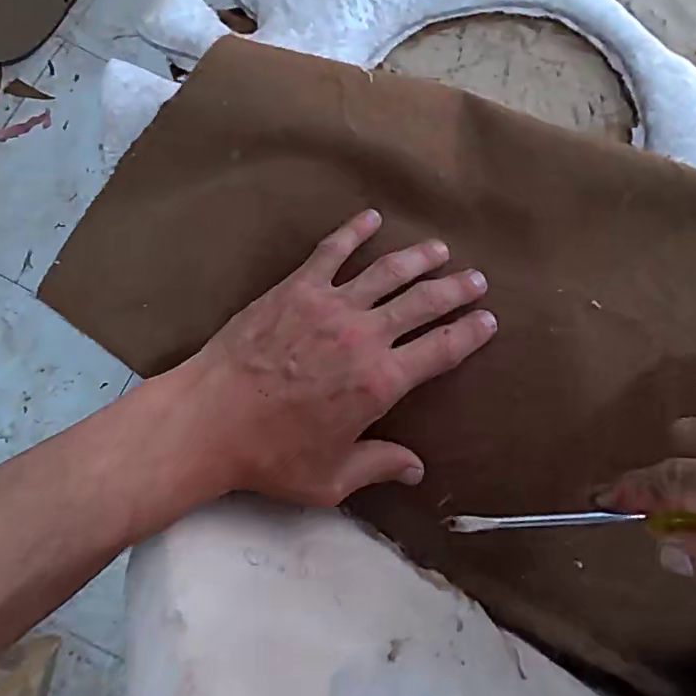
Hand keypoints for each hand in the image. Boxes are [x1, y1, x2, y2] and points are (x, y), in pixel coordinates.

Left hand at [164, 209, 496, 507]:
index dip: (471, 332)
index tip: (489, 319)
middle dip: (457, 288)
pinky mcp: (298, 288)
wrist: (206, 422)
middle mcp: (365, 336)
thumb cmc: (269, 455)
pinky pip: (332, 252)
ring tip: (440, 249)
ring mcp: (332, 305)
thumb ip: (379, 466)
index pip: (442, 349)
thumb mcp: (330, 478)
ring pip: (388, 272)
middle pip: (425, 302)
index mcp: (380, 381)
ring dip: (420, 258)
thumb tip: (417, 471)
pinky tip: (372, 217)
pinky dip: (354, 232)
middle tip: (477, 279)